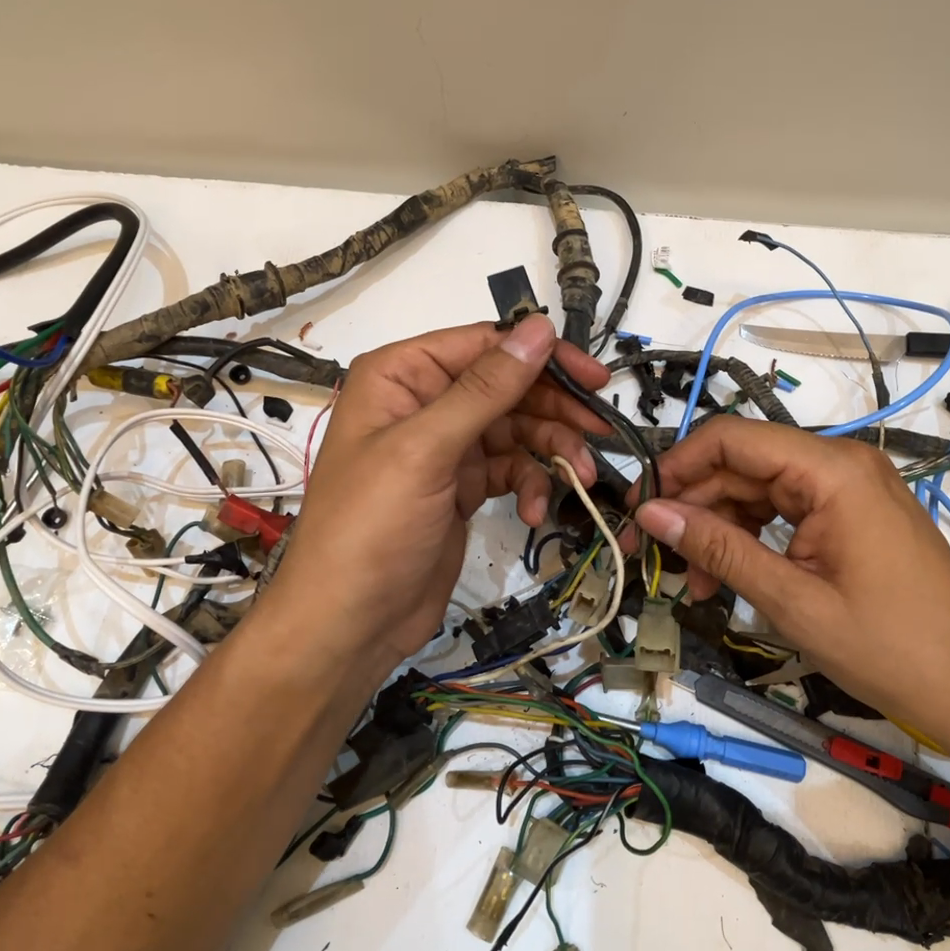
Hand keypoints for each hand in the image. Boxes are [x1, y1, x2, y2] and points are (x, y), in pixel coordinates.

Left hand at [268, 315, 610, 667]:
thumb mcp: (426, 450)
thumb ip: (486, 388)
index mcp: (402, 376)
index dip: (541, 357)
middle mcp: (424, 402)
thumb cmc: (372, 526)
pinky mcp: (460, 488)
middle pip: (507, 387)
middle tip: (600, 431)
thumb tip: (540, 327)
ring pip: (515, 429)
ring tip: (578, 478)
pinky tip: (533, 513)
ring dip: (550, 451)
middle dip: (553, 410)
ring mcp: (444, 448)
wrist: (350, 623)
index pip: (484, 346)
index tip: (594, 379)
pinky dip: (528, 486)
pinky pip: (509, 470)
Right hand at [631, 416, 949, 754]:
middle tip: (653, 556)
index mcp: (831, 470)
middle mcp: (840, 464)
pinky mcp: (852, 517)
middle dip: (693, 507)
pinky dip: (751, 542)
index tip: (640, 510)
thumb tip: (651, 512)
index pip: (732, 438)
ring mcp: (849, 490)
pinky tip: (726, 580)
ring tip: (692, 584)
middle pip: (742, 465)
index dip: (677, 467)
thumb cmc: (890, 647)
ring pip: (758, 491)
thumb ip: (719, 548)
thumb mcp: (792, 599)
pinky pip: (785, 513)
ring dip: (718, 531)